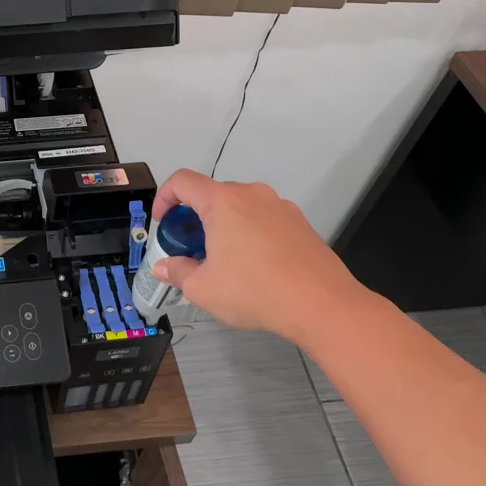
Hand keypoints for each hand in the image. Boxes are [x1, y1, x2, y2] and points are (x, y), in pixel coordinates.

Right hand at [151, 168, 377, 335]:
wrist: (322, 304)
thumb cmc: (255, 291)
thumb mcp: (203, 288)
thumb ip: (177, 272)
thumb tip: (164, 268)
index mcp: (223, 202)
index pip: (182, 181)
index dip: (164, 197)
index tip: (163, 223)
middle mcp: (252, 194)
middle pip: (212, 195)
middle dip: (195, 220)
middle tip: (191, 251)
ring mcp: (280, 206)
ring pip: (239, 208)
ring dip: (223, 227)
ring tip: (224, 263)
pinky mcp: (300, 223)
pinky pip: (263, 220)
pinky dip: (249, 234)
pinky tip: (255, 267)